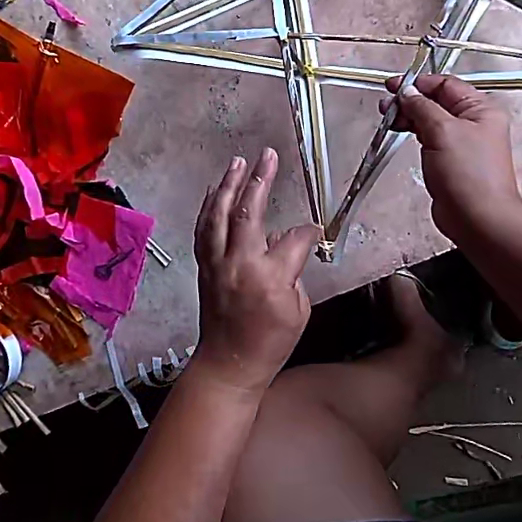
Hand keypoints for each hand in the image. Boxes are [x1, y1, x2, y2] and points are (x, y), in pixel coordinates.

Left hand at [192, 149, 319, 392]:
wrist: (228, 365)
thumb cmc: (270, 342)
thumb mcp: (299, 308)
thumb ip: (294, 270)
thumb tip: (288, 244)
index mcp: (269, 277)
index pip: (294, 239)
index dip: (308, 232)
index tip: (315, 232)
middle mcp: (239, 264)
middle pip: (248, 211)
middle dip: (259, 179)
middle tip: (267, 155)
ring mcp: (217, 264)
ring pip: (220, 215)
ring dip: (229, 186)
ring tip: (237, 162)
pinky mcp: (205, 267)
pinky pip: (206, 229)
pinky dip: (211, 207)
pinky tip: (217, 192)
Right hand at [384, 74, 521, 236]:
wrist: (478, 218)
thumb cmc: (472, 178)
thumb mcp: (443, 131)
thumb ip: (422, 107)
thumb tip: (408, 93)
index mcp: (481, 110)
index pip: (446, 85)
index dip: (419, 83)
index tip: (395, 86)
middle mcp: (475, 125)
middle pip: (438, 102)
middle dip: (411, 100)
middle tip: (388, 104)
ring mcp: (464, 144)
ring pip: (433, 121)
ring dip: (411, 117)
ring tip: (390, 118)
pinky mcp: (453, 163)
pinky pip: (432, 140)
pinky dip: (416, 134)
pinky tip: (403, 134)